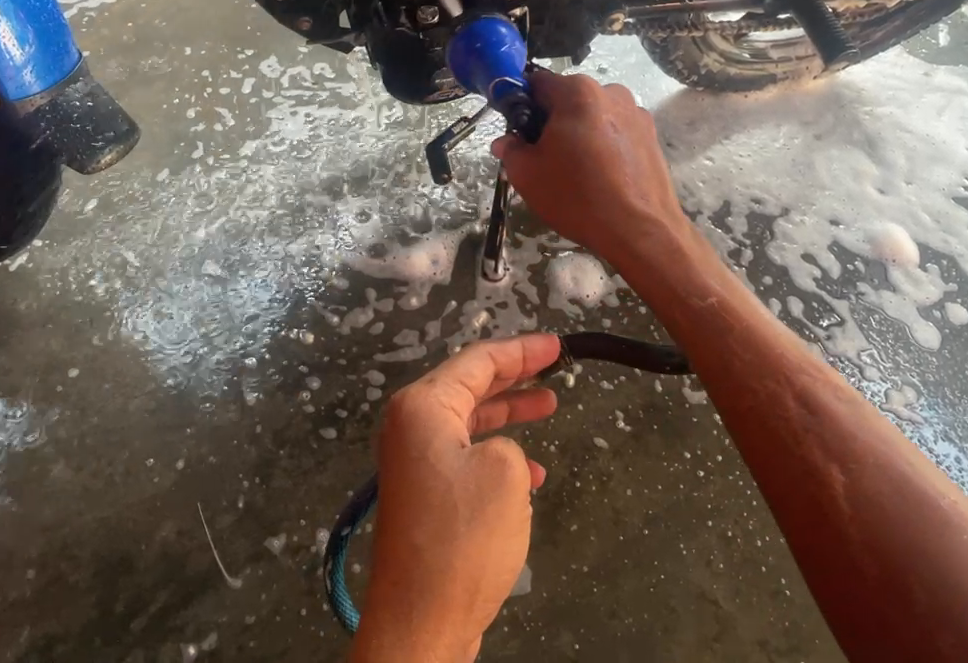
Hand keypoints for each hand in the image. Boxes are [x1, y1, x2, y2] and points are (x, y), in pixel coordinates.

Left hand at [351, 335, 561, 662]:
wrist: (421, 621)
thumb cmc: (463, 538)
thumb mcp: (504, 474)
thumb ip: (508, 444)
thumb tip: (495, 453)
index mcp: (421, 407)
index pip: (476, 361)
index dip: (520, 350)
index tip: (556, 345)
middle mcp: (410, 426)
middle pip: (469, 385)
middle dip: (513, 375)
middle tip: (554, 365)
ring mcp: (415, 462)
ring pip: (469, 421)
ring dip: (508, 413)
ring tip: (550, 404)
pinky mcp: (425, 494)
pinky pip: (465, 456)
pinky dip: (498, 456)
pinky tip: (534, 473)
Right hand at [491, 71, 690, 268]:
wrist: (639, 231)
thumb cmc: (576, 196)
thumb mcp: (527, 174)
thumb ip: (511, 150)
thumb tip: (505, 142)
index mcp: (577, 92)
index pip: (538, 83)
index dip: (522, 105)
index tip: (517, 132)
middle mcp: (611, 92)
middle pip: (569, 99)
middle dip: (552, 122)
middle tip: (543, 157)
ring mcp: (636, 113)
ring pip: (594, 117)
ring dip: (580, 134)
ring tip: (575, 172)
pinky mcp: (652, 137)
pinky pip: (616, 133)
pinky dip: (604, 147)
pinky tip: (600, 178)